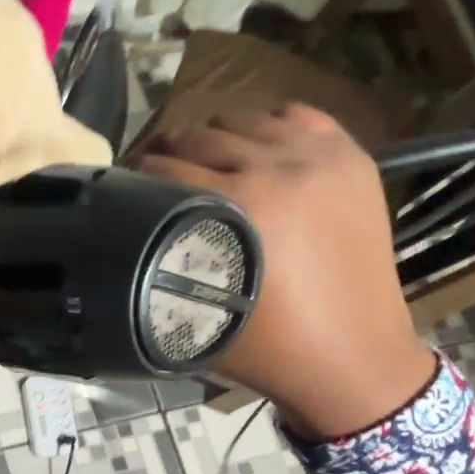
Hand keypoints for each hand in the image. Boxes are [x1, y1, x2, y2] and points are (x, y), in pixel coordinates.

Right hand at [136, 104, 436, 439]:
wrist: (351, 355)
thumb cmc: (264, 347)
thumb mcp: (194, 314)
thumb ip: (160, 266)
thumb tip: (128, 236)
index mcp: (238, 206)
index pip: (166, 168)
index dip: (134, 175)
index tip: (121, 188)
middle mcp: (281, 168)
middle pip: (203, 136)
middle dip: (169, 153)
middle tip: (154, 176)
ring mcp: (323, 158)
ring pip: (249, 120)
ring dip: (217, 138)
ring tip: (203, 164)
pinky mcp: (353, 158)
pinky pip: (298, 118)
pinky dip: (268, 129)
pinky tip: (254, 153)